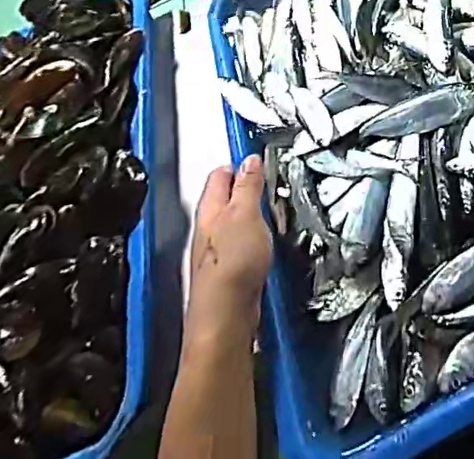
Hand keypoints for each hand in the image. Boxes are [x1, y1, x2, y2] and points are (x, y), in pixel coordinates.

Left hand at [186, 154, 272, 339]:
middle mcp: (207, 227)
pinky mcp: (226, 270)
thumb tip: (250, 161)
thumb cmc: (231, 262)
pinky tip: (261, 242)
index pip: (220, 174)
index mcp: (209, 207)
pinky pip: (238, 244)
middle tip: (262, 180)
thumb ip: (248, 185)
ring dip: (247, 213)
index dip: (238, 164)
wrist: (226, 314)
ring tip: (265, 208)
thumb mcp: (246, 212)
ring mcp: (215, 250)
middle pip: (223, 197)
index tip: (254, 159)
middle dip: (241, 187)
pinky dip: (250, 236)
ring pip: (230, 221)